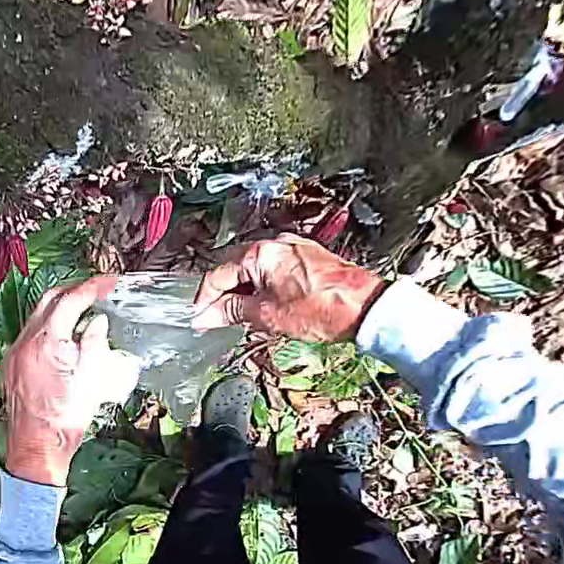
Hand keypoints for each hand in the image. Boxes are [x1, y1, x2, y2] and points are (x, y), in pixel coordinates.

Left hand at [2, 276, 143, 485]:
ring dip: (60, 310)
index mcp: (45, 343)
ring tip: (82, 314)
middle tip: (95, 293)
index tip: (108, 283)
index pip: (69, 301)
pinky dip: (48, 328)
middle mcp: (24, 343)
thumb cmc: (64, 420)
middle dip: (73, 292)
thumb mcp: (91, 379)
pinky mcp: (11, 367)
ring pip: (36, 317)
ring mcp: (14, 355)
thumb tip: (97, 322)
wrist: (37, 448)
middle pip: (48, 301)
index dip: (91, 288)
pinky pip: (29, 335)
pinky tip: (63, 340)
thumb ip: (93, 344)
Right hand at [192, 234, 387, 341]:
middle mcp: (275, 243)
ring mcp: (292, 248)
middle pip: (234, 268)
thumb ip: (232, 311)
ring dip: (243, 292)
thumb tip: (206, 315)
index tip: (198, 319)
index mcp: (259, 253)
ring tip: (242, 318)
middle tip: (216, 321)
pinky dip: (262, 287)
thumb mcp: (266, 315)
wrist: (365, 308)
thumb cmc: (319, 310)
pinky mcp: (306, 258)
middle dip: (223, 295)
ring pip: (254, 270)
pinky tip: (265, 307)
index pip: (217, 275)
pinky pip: (273, 270)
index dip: (205, 300)